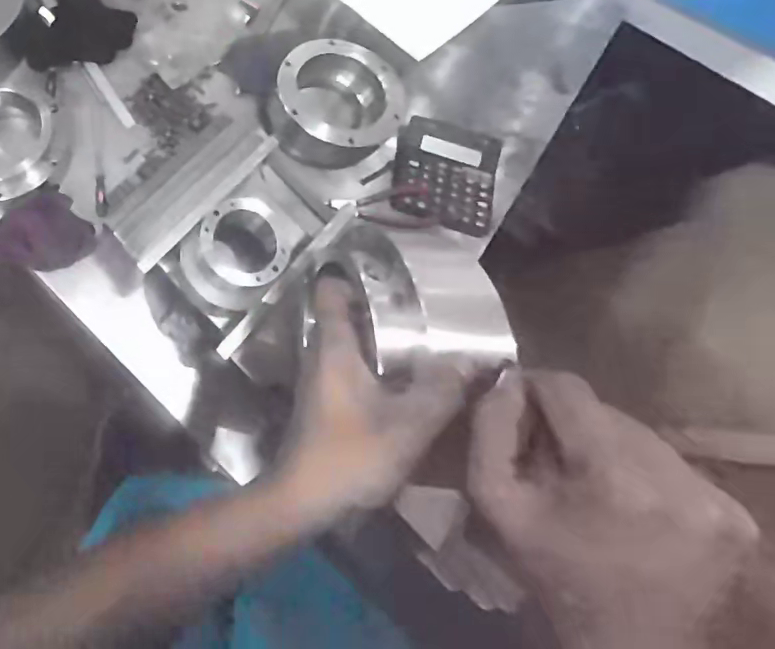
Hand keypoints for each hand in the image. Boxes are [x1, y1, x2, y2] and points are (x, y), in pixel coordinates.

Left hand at [269, 277, 472, 520]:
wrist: (306, 497)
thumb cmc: (351, 453)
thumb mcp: (407, 425)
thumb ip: (440, 391)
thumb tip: (469, 360)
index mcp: (333, 345)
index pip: (330, 290)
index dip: (354, 277)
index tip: (390, 279)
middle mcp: (320, 352)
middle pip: (344, 315)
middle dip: (380, 311)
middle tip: (421, 313)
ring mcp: (320, 376)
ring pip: (349, 343)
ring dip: (379, 341)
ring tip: (421, 343)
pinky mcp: (324, 399)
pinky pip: (349, 366)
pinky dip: (373, 365)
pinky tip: (404, 381)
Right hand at [468, 370, 758, 648]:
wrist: (632, 647)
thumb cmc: (554, 570)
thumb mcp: (495, 499)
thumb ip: (490, 427)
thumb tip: (508, 379)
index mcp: (611, 472)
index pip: (567, 387)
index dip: (534, 392)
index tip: (519, 413)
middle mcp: (672, 476)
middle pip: (603, 409)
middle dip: (571, 424)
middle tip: (553, 460)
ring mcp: (713, 498)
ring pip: (637, 432)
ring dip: (607, 446)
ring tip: (590, 485)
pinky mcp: (736, 516)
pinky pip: (670, 461)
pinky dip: (643, 472)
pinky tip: (630, 505)